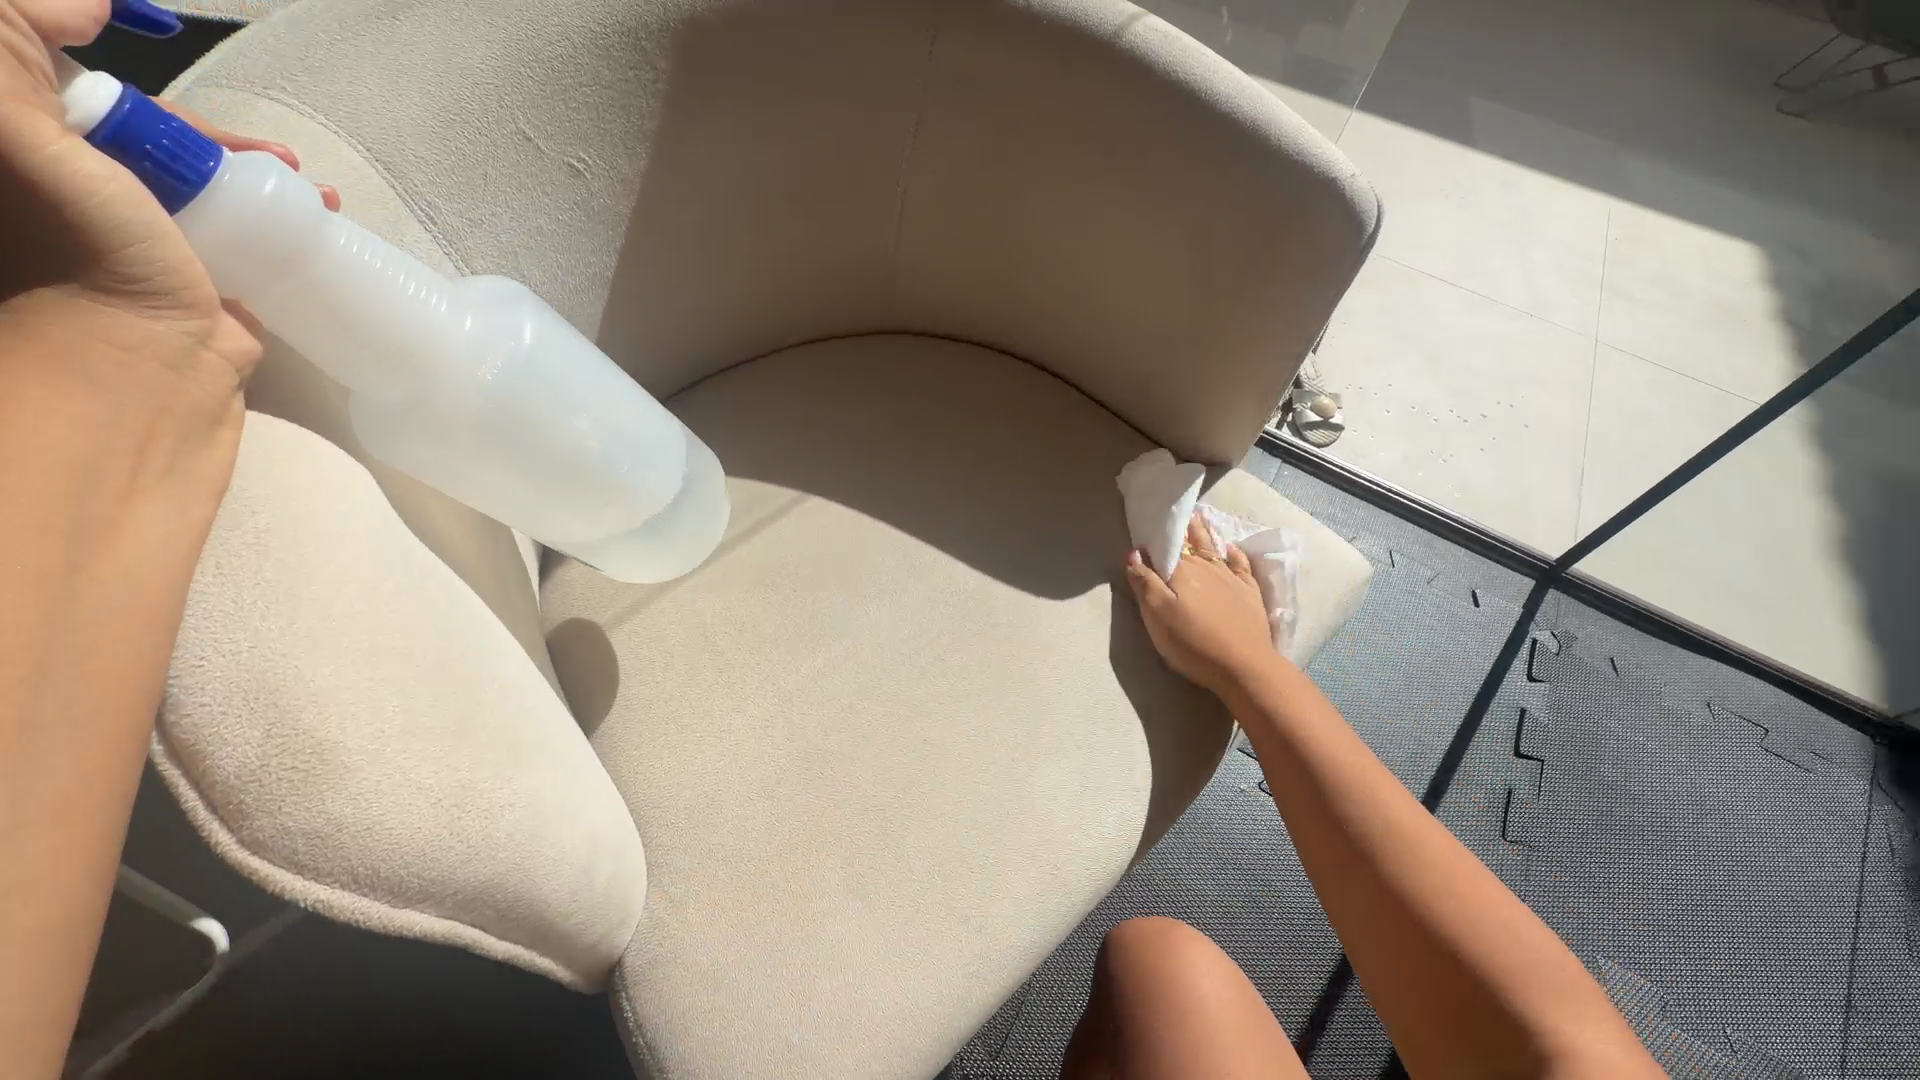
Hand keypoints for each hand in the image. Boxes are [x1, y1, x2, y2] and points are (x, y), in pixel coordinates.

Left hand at [1, 0, 335, 521]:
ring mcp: (136, 229)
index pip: (49, 64)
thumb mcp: (19, 126)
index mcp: (23, 146)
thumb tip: (88, 2)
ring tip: (303, 183)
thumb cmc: (81, 247)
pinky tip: (313, 211)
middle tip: (260, 152)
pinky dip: (275, 207)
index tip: (144, 34)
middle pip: (137, 122)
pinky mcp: (194, 267)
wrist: (151, 363)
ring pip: (194, 169)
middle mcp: (69, 181)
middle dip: (201, 127)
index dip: (90, 37)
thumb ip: (13, 39)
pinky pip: (232, 216)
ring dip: (252, 166)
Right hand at [1123, 513, 1276, 696]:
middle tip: (1176, 511)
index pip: (1165, 547)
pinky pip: (1240, 563)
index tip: (1148, 523)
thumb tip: (1134, 552)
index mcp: (1181, 572)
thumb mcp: (1157, 617)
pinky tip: (1229, 546)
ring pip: (1214, 547)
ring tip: (1198, 516)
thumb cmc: (1193, 644)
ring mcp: (1231, 578)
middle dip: (1181, 526)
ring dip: (1204, 531)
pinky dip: (1232, 551)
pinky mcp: (1250, 592)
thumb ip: (1144, 582)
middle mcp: (1206, 567)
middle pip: (1190, 542)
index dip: (1156, 535)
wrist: (1244, 666)